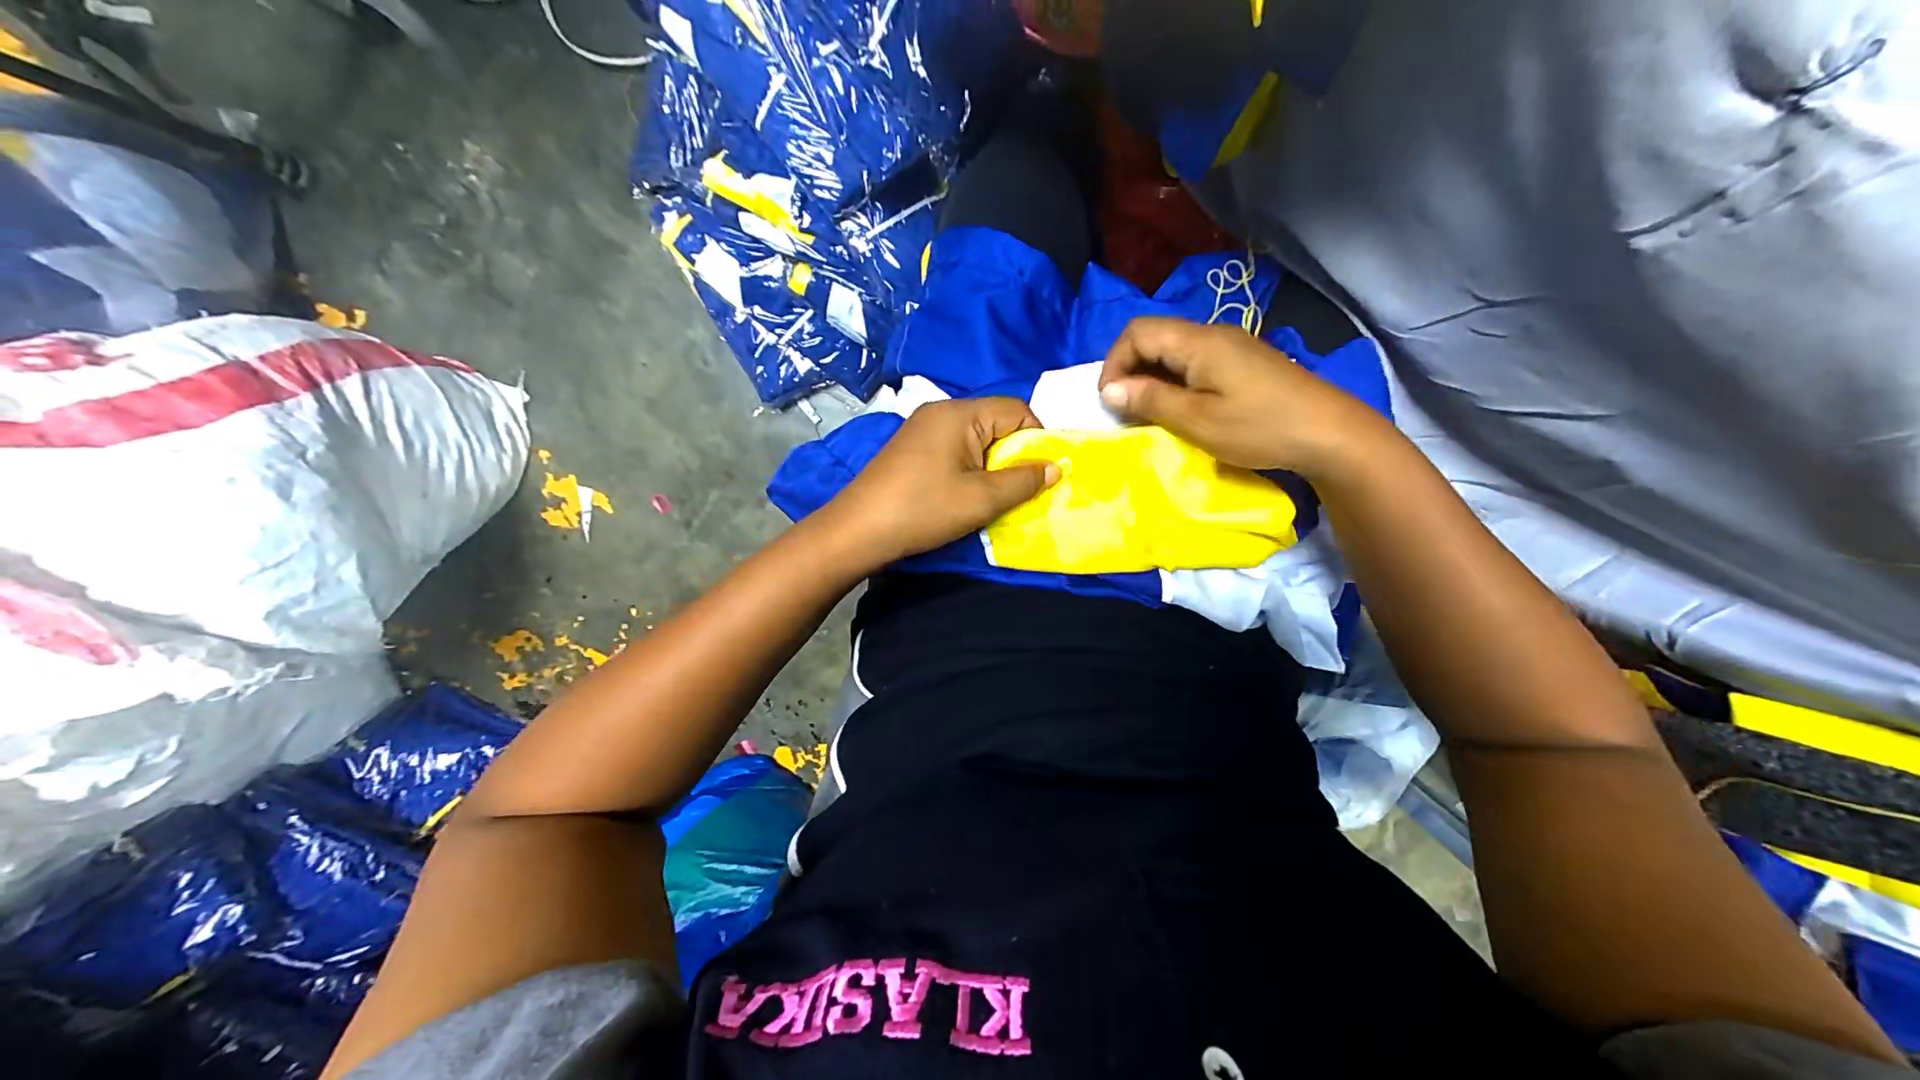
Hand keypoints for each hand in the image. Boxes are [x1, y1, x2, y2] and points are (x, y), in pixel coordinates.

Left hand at [820, 397, 1059, 564]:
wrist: (858, 531)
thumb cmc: (923, 510)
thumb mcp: (982, 499)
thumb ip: (1024, 481)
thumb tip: (1056, 467)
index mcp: (960, 413)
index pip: (1017, 410)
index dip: (1036, 439)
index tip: (1038, 474)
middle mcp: (940, 412)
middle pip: (996, 422)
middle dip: (1013, 455)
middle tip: (1015, 490)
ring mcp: (922, 429)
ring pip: (976, 439)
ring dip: (991, 466)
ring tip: (990, 497)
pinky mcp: (911, 449)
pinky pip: (954, 450)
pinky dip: (968, 469)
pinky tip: (963, 496)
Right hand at [1097, 316, 1397, 479]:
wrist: (1330, 433)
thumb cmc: (1259, 427)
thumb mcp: (1197, 420)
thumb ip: (1151, 400)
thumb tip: (1110, 390)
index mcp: (1198, 342)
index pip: (1137, 332)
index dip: (1114, 363)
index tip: (1111, 401)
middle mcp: (1212, 334)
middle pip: (1154, 336)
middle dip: (1129, 369)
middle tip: (1126, 409)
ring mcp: (1231, 346)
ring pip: (1174, 350)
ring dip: (1152, 377)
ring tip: (1150, 413)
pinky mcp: (1243, 362)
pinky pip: (1194, 362)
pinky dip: (1175, 381)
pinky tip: (1182, 408)